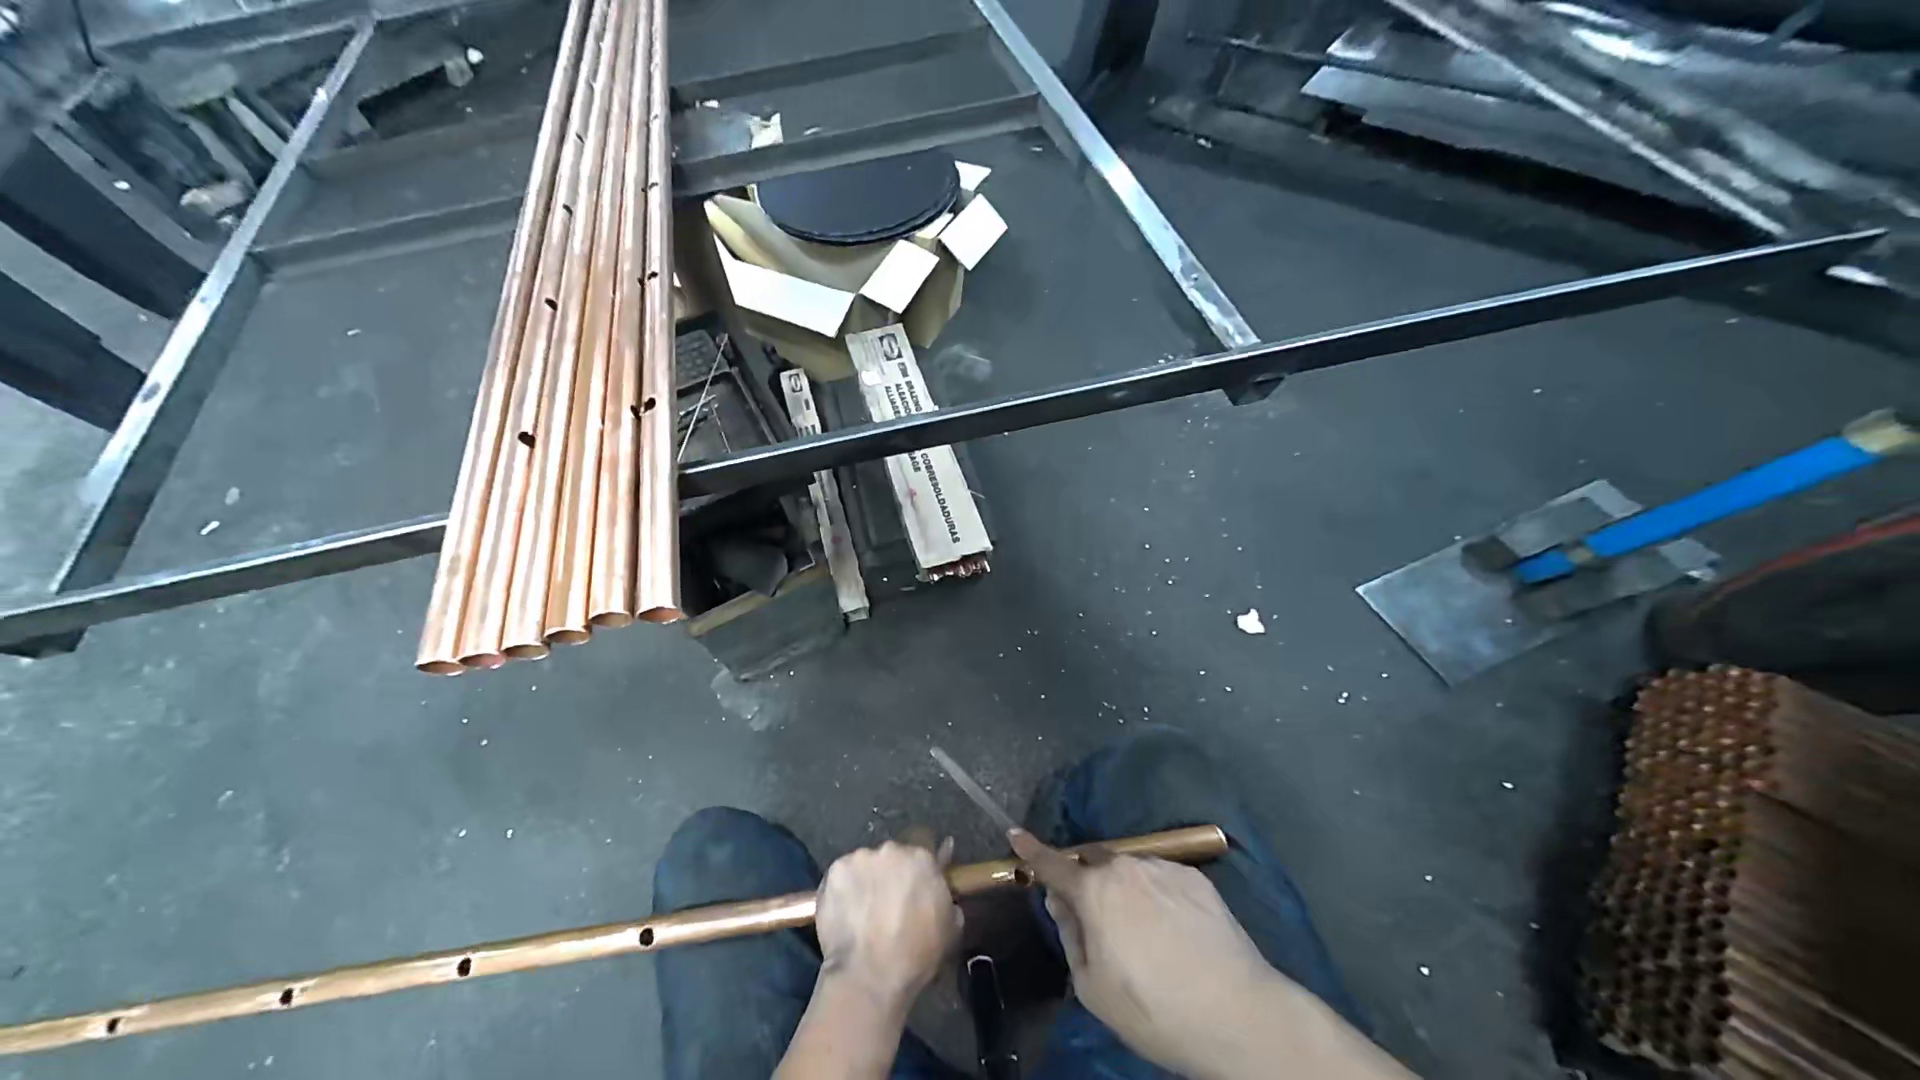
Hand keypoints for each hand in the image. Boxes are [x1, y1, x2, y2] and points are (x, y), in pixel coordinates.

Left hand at [814, 840, 962, 1005]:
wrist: (869, 975)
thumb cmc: (916, 954)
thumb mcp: (950, 927)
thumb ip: (946, 896)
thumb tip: (940, 884)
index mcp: (922, 857)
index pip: (923, 843)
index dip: (918, 864)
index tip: (915, 881)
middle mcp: (891, 849)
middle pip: (892, 855)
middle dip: (891, 873)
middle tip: (888, 903)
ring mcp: (860, 858)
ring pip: (865, 864)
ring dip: (866, 880)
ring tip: (862, 912)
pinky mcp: (834, 872)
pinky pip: (842, 876)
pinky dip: (843, 890)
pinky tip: (845, 913)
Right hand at [1010, 829, 1278, 1075]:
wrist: (1239, 1015)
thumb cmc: (1154, 1009)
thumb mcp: (1093, 987)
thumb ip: (1070, 935)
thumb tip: (1061, 902)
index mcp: (1094, 891)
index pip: (1052, 863)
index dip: (1030, 849)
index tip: (1014, 833)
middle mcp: (1126, 867)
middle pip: (1093, 862)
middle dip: (1085, 879)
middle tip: (1095, 918)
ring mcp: (1164, 868)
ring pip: (1129, 870)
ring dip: (1123, 889)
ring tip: (1143, 934)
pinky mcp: (1196, 878)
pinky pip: (1161, 878)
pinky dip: (1155, 895)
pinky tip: (1173, 932)